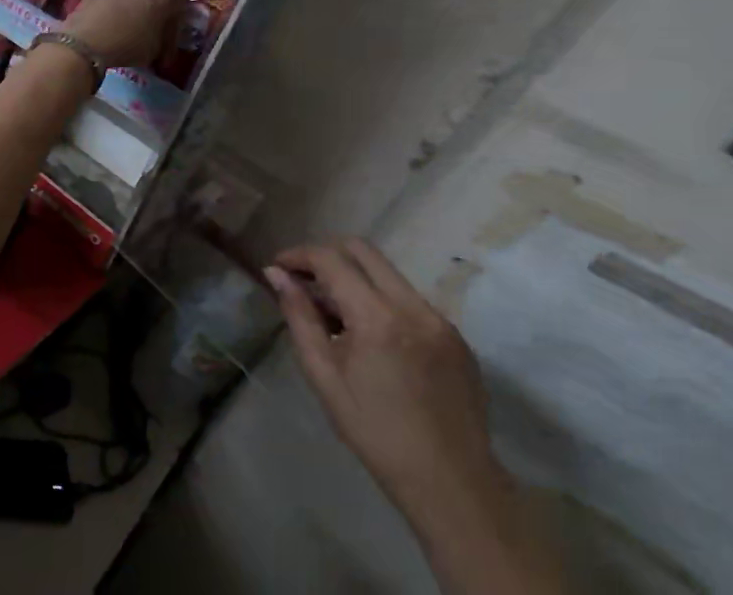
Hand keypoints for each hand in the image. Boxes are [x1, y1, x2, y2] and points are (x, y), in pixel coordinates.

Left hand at [59, 0, 179, 67]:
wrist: (85, 40)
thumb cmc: (126, 46)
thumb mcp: (153, 50)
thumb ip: (163, 38)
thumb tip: (163, 37)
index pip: (183, 1)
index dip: (180, 16)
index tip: (174, 29)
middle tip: (161, 12)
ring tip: (139, 9)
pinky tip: (119, 9)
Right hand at [266, 242, 502, 516]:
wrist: (451, 482)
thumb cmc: (374, 431)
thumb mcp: (324, 375)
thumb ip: (299, 317)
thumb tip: (276, 275)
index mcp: (378, 318)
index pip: (332, 260)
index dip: (299, 255)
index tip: (278, 267)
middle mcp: (414, 307)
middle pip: (363, 250)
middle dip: (326, 255)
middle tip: (303, 280)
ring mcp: (440, 320)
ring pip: (388, 274)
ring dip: (354, 279)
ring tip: (332, 315)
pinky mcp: (456, 336)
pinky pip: (410, 300)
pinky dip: (381, 301)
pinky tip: (369, 337)